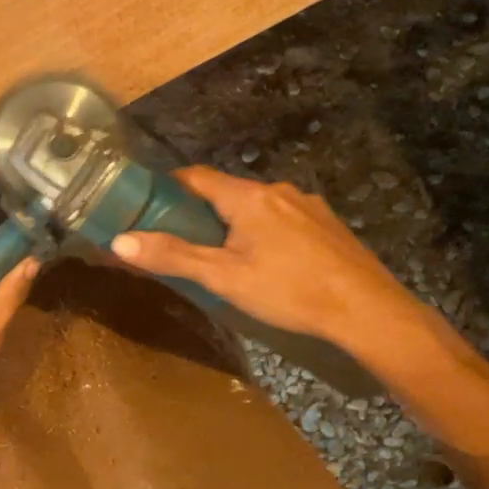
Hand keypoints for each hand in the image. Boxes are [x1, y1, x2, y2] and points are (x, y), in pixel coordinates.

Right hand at [109, 166, 426, 358]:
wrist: (370, 312)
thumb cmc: (289, 291)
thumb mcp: (222, 277)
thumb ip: (172, 256)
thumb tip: (118, 240)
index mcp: (248, 197)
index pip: (195, 176)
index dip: (167, 187)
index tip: (145, 205)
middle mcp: (277, 190)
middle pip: (225, 191)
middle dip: (199, 210)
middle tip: (178, 238)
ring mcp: (307, 206)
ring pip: (255, 206)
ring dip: (233, 222)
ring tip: (221, 255)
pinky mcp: (328, 226)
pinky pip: (282, 219)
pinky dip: (263, 232)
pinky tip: (266, 262)